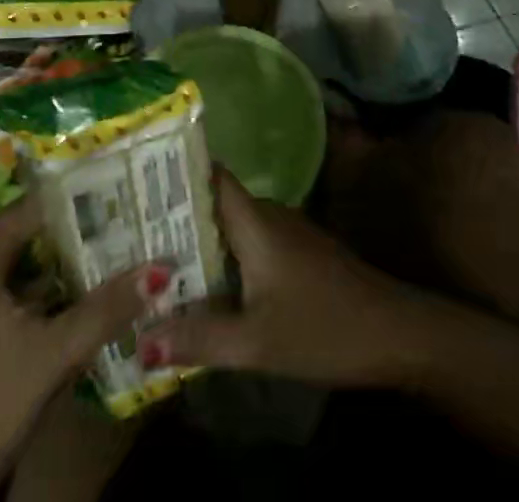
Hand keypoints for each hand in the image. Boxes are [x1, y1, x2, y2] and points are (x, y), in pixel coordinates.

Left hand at [0, 176, 162, 501]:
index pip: (25, 203)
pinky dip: (9, 250)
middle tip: (58, 168)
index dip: (68, 183)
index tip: (106, 163)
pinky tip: (55, 257)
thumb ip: (109, 306)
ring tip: (63, 200)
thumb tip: (164, 266)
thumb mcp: (55, 355)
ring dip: (2, 211)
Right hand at [140, 169, 426, 388]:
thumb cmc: (324, 329)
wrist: (395, 333)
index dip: (175, 175)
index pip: (213, 179)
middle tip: (122, 235)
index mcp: (258, 224)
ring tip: (146, 261)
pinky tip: (199, 285)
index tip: (131, 182)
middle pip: (216, 205)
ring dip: (197, 241)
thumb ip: (197, 339)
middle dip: (172, 218)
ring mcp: (289, 234)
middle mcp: (271, 217)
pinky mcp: (299, 253)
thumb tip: (138, 341)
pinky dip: (222, 258)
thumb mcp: (255, 343)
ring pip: (233, 227)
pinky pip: (250, 244)